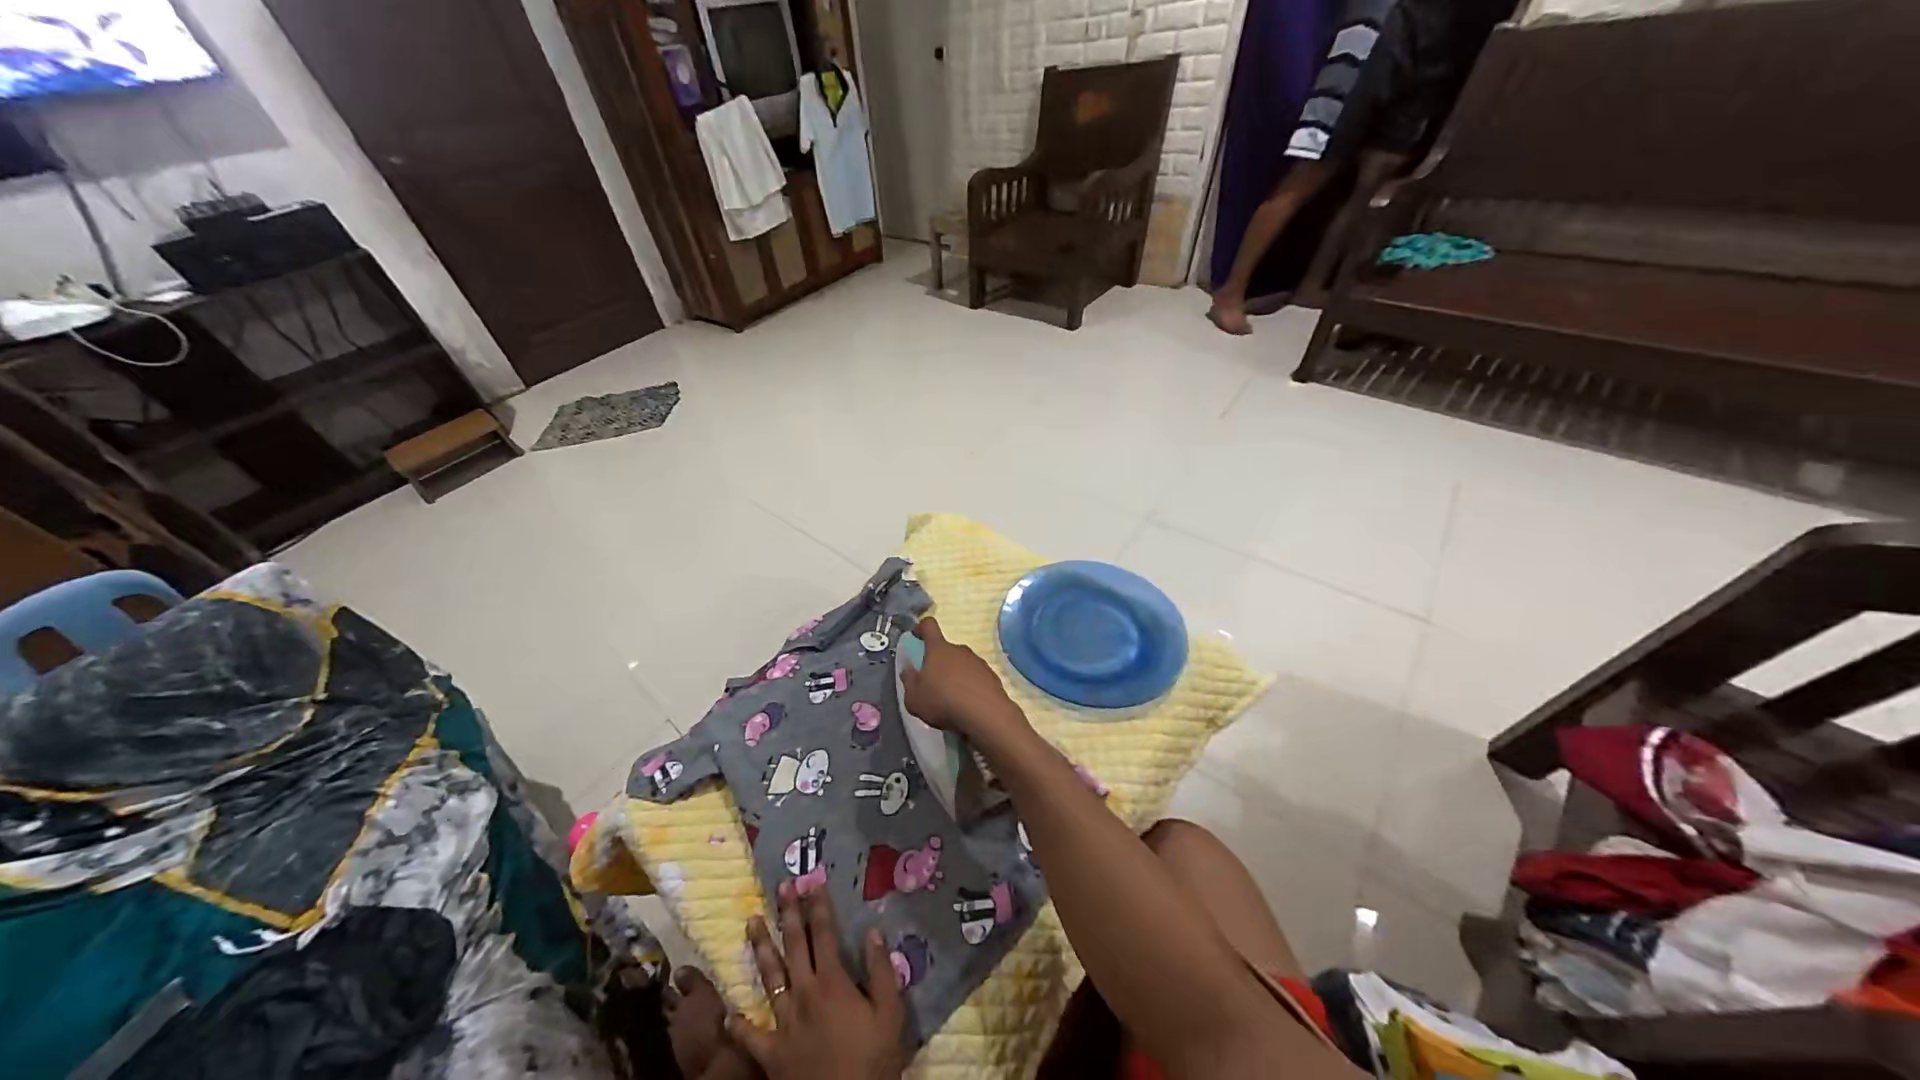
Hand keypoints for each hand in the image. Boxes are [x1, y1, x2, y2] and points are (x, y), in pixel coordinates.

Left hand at [731, 882, 906, 1079]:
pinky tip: (728, 1012)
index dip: (819, 906)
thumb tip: (873, 932)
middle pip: (795, 945)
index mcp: (833, 982)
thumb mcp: (890, 1014)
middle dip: (789, 913)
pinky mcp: (770, 1052)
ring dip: (761, 947)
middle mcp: (804, 993)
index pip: (825, 934)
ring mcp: (784, 1022)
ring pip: (769, 976)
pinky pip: (750, 1034)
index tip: (813, 882)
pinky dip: (737, 1023)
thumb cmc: (873, 1060)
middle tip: (782, 887)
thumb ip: (881, 971)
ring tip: (752, 921)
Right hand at [901, 618, 1021, 738]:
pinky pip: (976, 677)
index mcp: (938, 649)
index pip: (929, 626)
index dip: (921, 628)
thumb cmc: (943, 702)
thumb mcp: (914, 698)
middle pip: (946, 650)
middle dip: (938, 663)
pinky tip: (967, 705)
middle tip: (933, 683)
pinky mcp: (992, 677)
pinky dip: (970, 687)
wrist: (985, 715)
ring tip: (951, 699)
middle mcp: (960, 650)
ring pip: (962, 664)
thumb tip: (908, 670)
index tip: (916, 635)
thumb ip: (909, 681)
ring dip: (955, 676)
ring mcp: (978, 662)